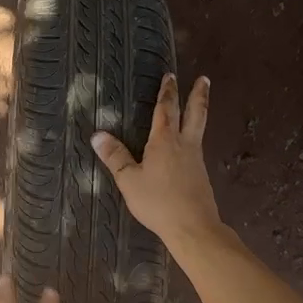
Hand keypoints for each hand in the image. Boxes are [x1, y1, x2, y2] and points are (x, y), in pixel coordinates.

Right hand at [91, 74, 222, 249]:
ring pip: (199, 128)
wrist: (193, 227)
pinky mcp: (201, 175)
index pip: (165, 110)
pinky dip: (195, 136)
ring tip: (201, 102)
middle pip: (194, 113)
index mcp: (164, 141)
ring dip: (200, 111)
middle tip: (204, 78)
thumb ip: (115, 157)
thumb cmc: (158, 202)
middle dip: (197, 94)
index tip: (170, 76)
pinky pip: (197, 147)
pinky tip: (191, 145)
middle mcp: (184, 145)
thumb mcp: (129, 181)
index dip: (166, 92)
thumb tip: (97, 135)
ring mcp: (196, 160)